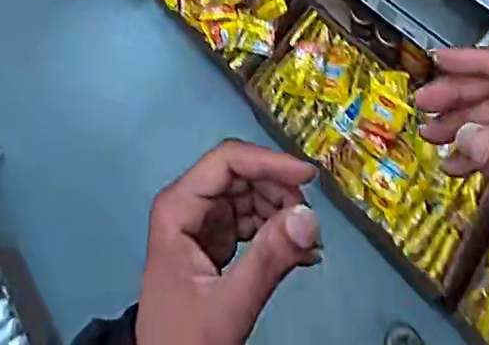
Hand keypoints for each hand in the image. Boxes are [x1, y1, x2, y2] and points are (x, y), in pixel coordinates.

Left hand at [137, 139, 323, 344]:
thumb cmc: (185, 340)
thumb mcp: (228, 305)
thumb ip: (268, 259)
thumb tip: (309, 216)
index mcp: (178, 206)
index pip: (227, 161)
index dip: (268, 161)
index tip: (308, 176)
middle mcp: (189, 203)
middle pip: (241, 174)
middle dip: (279, 192)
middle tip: (310, 223)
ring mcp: (203, 220)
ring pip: (250, 194)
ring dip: (282, 212)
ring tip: (308, 245)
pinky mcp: (216, 238)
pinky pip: (252, 219)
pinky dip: (276, 231)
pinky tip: (300, 253)